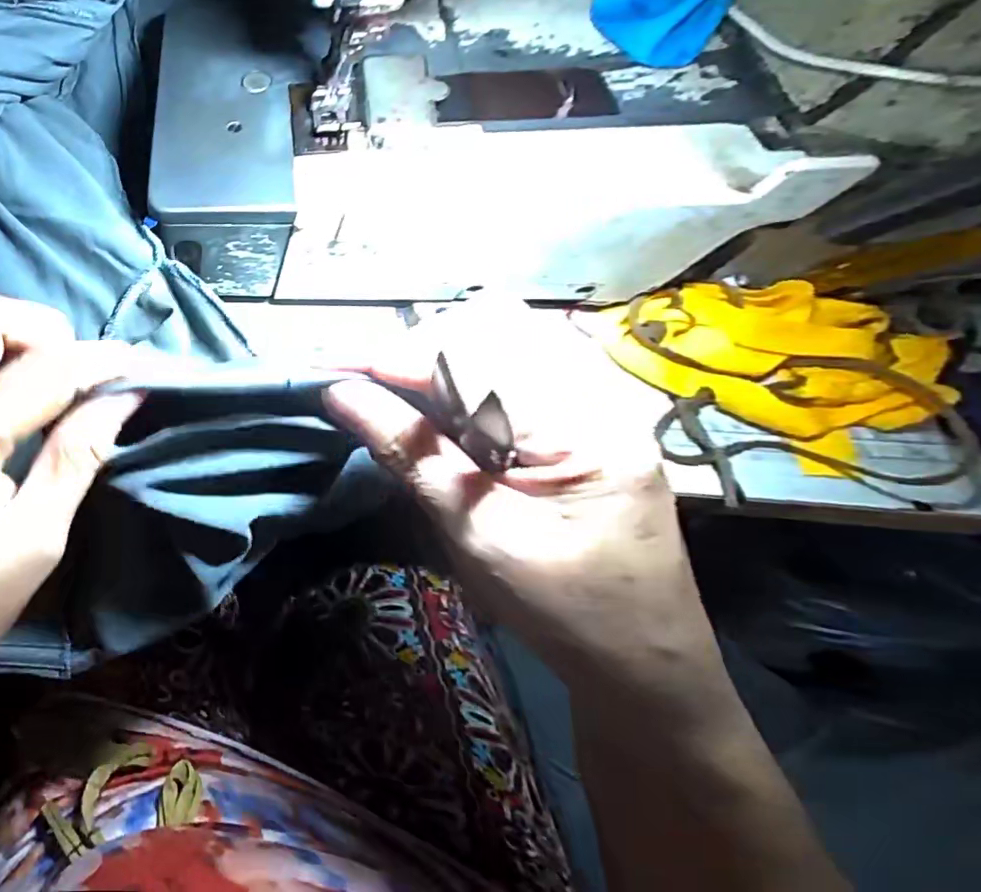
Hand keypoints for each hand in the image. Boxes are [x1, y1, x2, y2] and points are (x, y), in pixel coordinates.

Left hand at [0, 292, 144, 735]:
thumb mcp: (37, 540)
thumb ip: (78, 454)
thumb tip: (124, 394)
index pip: (41, 370)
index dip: (99, 361)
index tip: (142, 363)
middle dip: (43, 331)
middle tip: (82, 375)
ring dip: (13, 340)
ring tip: (55, 383)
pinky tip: (17, 398)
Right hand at [323, 299, 710, 674]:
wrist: (643, 655)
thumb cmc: (561, 608)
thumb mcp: (475, 534)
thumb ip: (410, 452)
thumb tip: (341, 394)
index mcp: (583, 428)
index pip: (473, 359)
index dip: (396, 358)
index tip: (336, 371)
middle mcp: (602, 390)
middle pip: (493, 324)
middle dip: (418, 348)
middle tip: (368, 386)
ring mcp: (605, 392)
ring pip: (509, 327)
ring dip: (444, 349)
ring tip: (403, 388)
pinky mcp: (595, 403)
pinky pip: (525, 351)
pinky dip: (474, 361)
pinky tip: (452, 395)